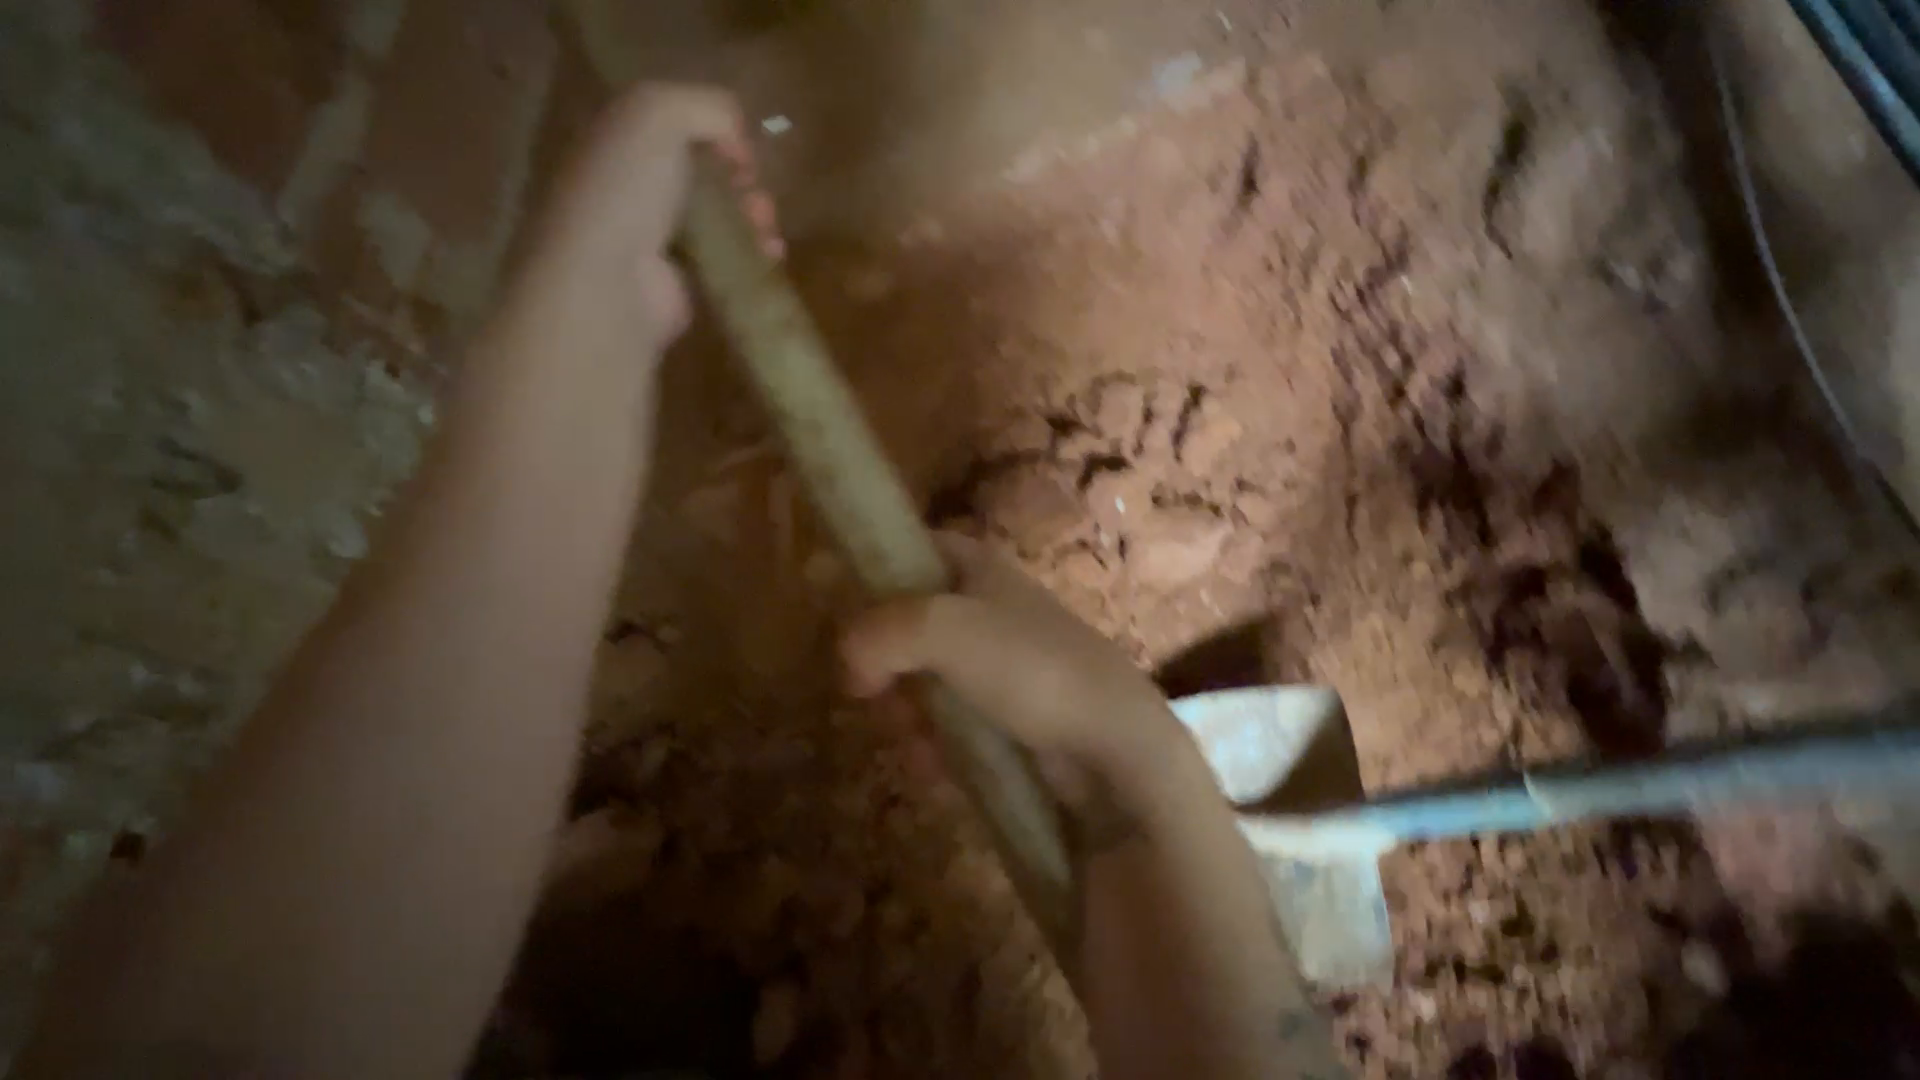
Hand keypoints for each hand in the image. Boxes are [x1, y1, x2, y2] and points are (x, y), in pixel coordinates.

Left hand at [501, 84, 780, 361]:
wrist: (609, 283)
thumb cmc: (625, 190)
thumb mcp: (658, 114)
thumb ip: (706, 106)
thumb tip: (739, 141)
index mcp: (617, 140)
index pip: (674, 125)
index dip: (715, 129)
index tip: (739, 146)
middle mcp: (633, 187)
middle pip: (704, 173)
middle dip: (741, 178)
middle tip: (755, 192)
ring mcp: (656, 239)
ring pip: (720, 216)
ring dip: (754, 216)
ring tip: (766, 229)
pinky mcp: (681, 283)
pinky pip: (726, 260)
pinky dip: (753, 255)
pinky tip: (769, 255)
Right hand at [840, 533, 1191, 795]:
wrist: (1114, 744)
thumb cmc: (1031, 667)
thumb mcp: (945, 630)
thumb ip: (881, 633)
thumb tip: (846, 662)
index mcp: (981, 571)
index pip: (919, 548)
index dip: (878, 570)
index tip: (846, 611)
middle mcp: (990, 612)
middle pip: (911, 626)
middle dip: (886, 667)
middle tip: (872, 697)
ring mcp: (1002, 668)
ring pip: (927, 682)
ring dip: (908, 717)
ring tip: (914, 748)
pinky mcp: (1011, 718)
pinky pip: (953, 725)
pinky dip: (936, 747)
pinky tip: (933, 772)